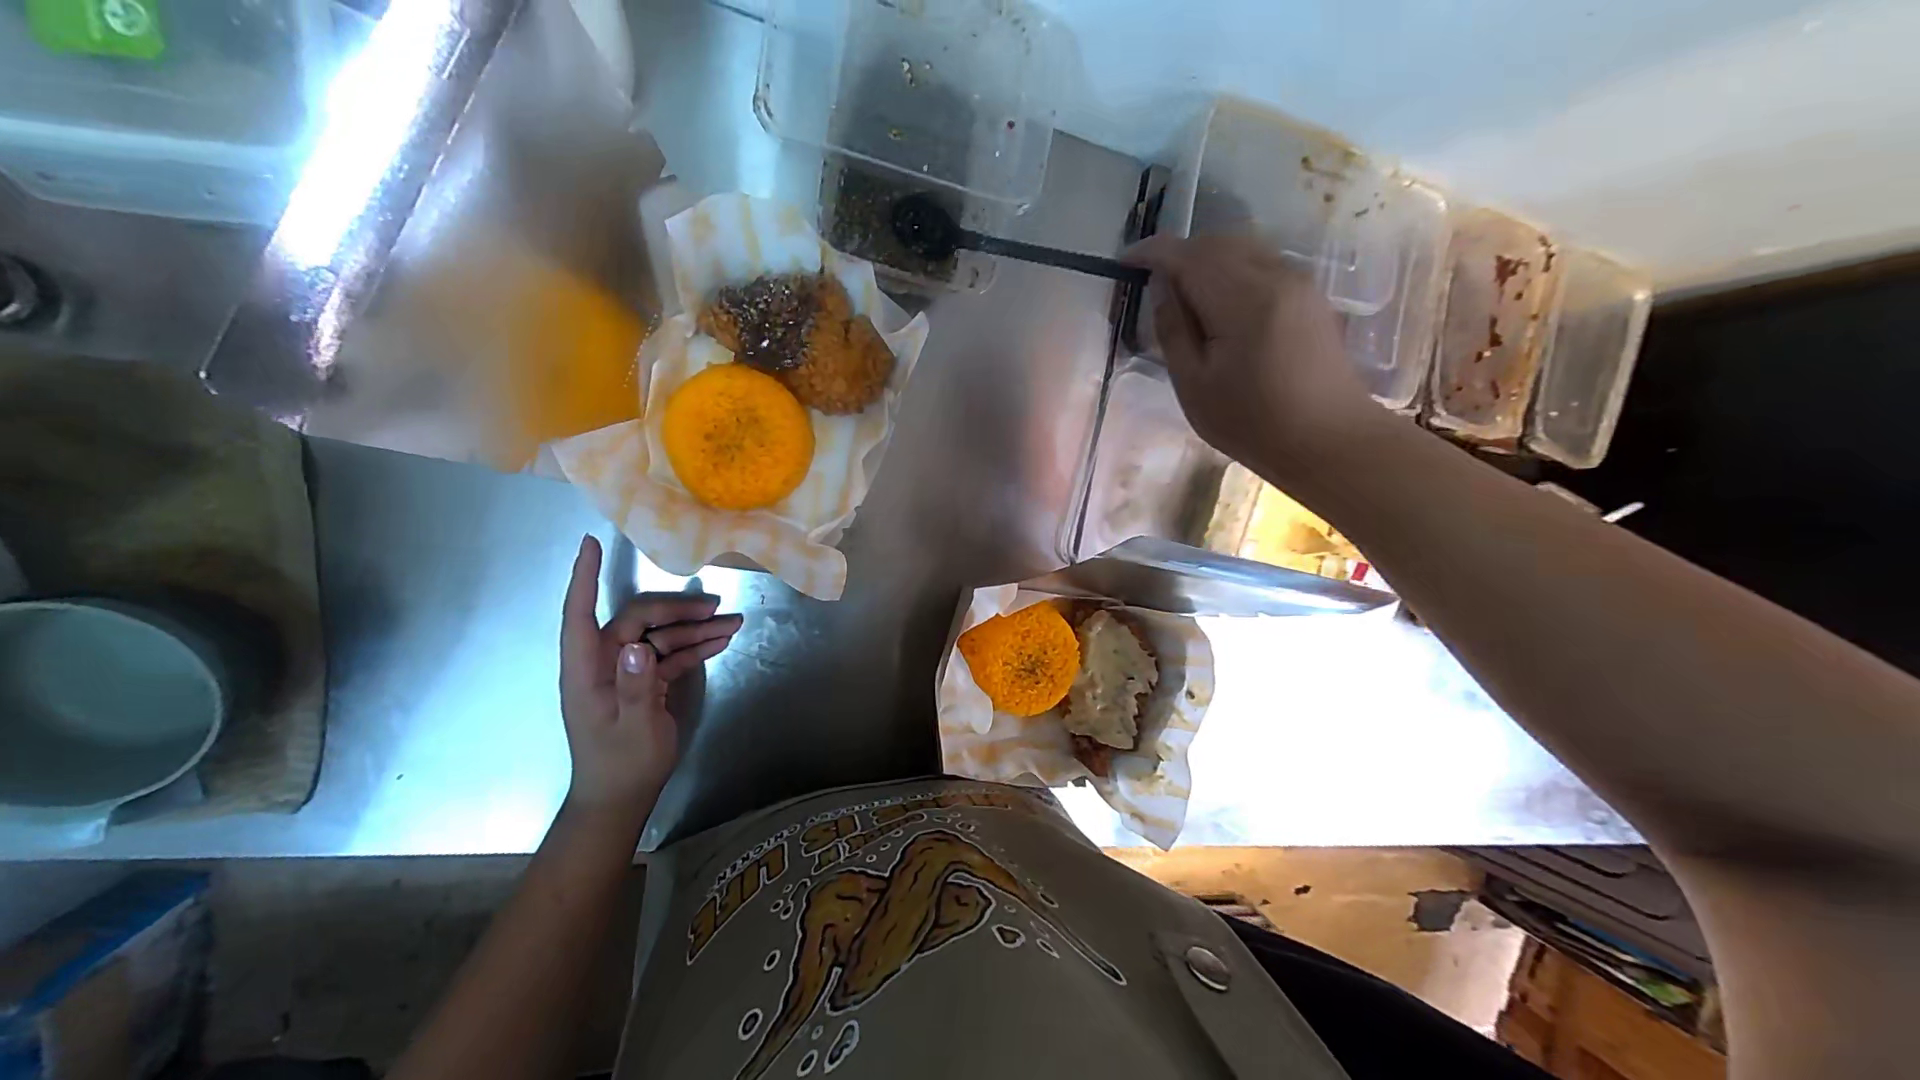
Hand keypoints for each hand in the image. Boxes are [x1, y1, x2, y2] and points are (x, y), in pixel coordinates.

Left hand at [558, 536, 742, 818]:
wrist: (622, 797)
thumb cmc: (620, 765)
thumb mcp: (633, 728)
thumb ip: (636, 687)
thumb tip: (640, 648)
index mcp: (587, 668)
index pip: (580, 614)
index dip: (584, 578)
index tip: (590, 544)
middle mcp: (604, 661)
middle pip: (638, 619)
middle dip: (677, 609)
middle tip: (717, 607)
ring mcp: (626, 670)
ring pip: (661, 635)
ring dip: (695, 629)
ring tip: (733, 623)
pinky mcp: (645, 681)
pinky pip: (671, 655)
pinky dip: (696, 647)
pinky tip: (722, 641)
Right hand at [1124, 235, 1389, 485]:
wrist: (1329, 440)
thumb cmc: (1252, 422)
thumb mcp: (1194, 385)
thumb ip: (1173, 328)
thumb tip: (1160, 285)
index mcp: (1243, 299)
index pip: (1188, 255)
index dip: (1152, 252)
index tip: (1125, 262)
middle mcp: (1275, 276)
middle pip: (1217, 242)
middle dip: (1179, 253)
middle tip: (1150, 280)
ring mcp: (1298, 282)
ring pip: (1242, 248)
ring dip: (1206, 260)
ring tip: (1181, 293)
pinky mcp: (1309, 295)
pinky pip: (1262, 264)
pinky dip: (1231, 270)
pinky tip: (1218, 303)